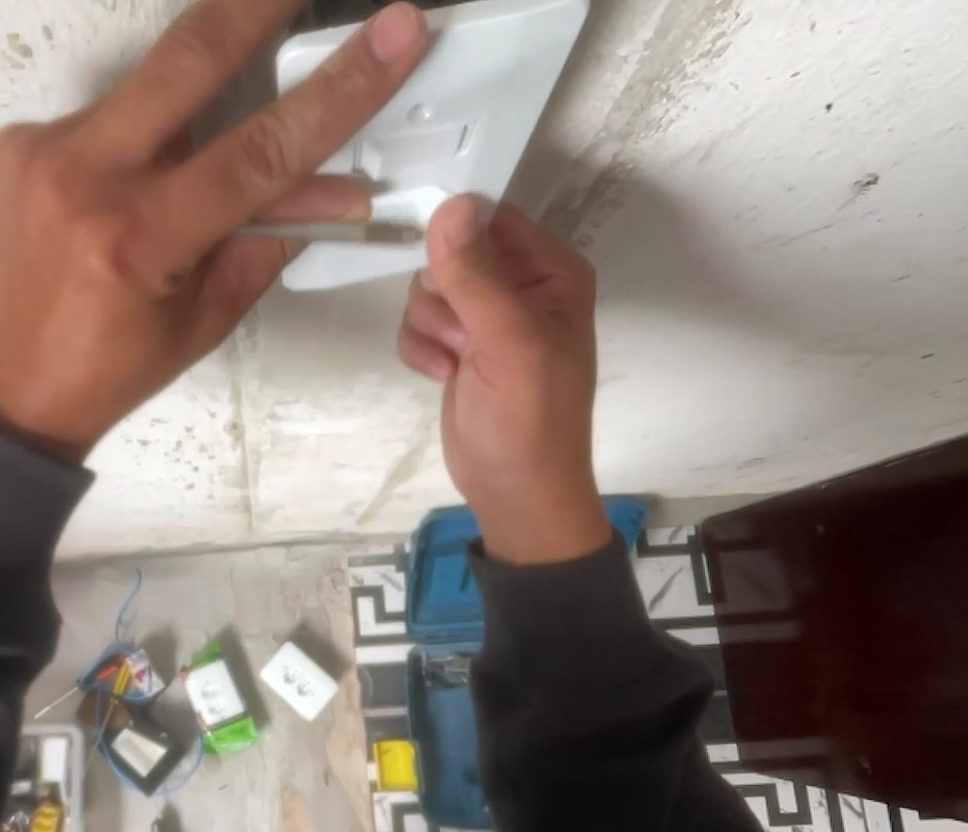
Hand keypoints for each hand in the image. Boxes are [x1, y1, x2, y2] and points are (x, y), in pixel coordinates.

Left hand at [0, 0, 430, 461]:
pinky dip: (131, 144)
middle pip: (187, 60)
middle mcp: (84, 181)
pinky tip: (118, 195)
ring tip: (175, 186)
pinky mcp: (17, 144)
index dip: (336, 93)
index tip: (391, 38)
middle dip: (257, 7)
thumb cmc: (120, 365)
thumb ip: (270, 239)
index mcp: (141, 241)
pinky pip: (102, 117)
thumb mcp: (209, 312)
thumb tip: (337, 186)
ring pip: (145, 93)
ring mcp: (41, 153)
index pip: (259, 153)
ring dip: (183, 116)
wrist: (21, 384)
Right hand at [398, 196, 611, 565]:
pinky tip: (441, 375)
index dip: (458, 235)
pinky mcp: (456, 348)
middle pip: (451, 252)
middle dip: (442, 294)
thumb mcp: (507, 342)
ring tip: (454, 360)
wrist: (513, 490)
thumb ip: (475, 275)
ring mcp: (484, 319)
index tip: (442, 271)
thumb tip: (448, 205)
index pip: (493, 219)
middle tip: (461, 333)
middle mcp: (519, 287)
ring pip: (427, 290)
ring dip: (428, 326)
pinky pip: (417, 324)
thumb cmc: (527, 419)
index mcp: (550, 272)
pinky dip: (420, 349)